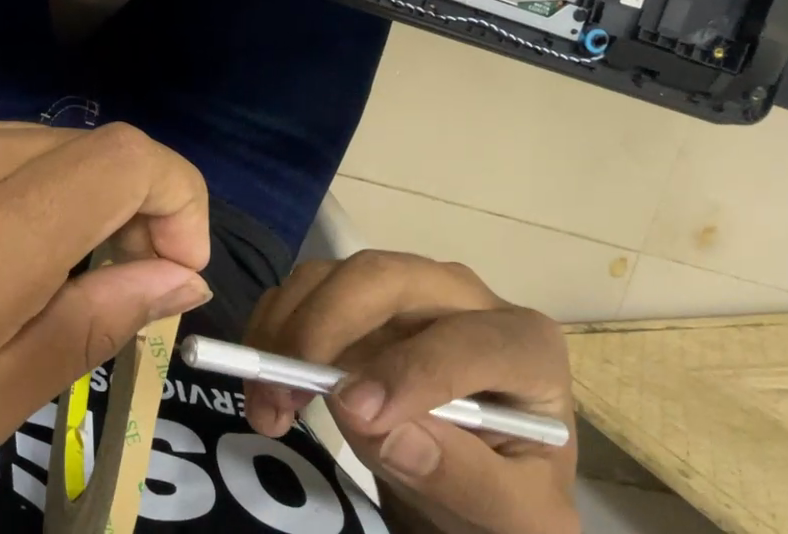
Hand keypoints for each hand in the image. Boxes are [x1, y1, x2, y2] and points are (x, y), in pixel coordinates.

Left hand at [0, 113, 212, 458]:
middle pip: (100, 151)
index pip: (133, 159)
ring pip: (51, 148)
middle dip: (133, 217)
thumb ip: (88, 327)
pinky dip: (24, 192)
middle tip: (103, 295)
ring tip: (28, 283)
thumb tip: (174, 280)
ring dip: (75, 206)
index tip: (169, 273)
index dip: (180, 203)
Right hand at [241, 252, 577, 533]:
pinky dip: (269, 330)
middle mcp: (460, 298)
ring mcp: (398, 291)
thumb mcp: (514, 515)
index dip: (412, 371)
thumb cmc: (507, 494)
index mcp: (523, 346)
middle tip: (287, 386)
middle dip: (324, 326)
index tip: (353, 413)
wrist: (470, 481)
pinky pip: (297, 292)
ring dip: (284, 331)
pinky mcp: (350, 299)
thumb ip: (460, 476)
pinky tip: (263, 383)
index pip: (469, 341)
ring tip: (268, 402)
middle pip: (384, 278)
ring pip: (329, 277)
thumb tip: (372, 421)